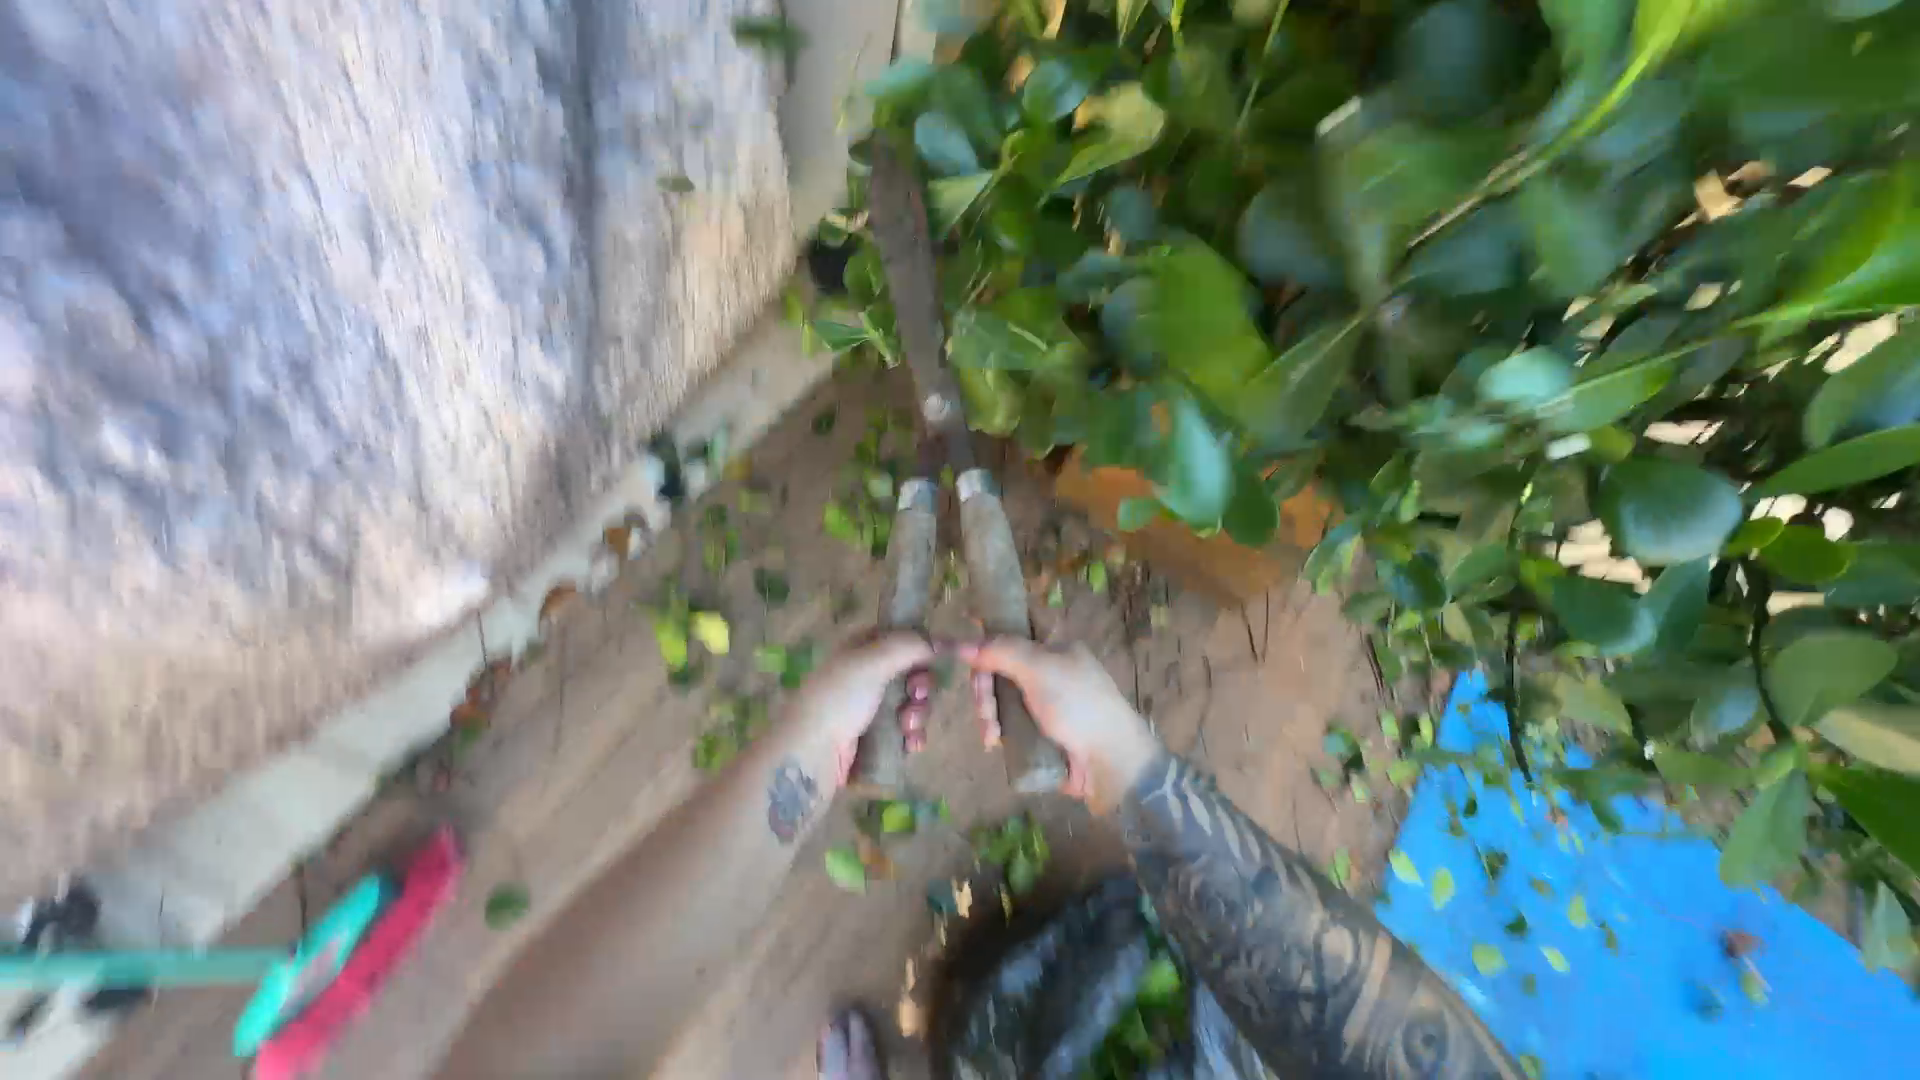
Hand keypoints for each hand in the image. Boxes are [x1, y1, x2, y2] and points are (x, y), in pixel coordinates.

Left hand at [786, 631, 934, 785]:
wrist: (809, 755)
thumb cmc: (838, 699)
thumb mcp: (873, 661)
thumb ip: (911, 645)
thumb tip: (946, 640)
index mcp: (860, 647)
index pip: (902, 636)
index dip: (923, 645)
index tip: (939, 657)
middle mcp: (865, 673)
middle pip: (913, 671)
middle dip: (921, 686)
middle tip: (915, 696)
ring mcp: (868, 706)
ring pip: (912, 702)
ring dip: (918, 714)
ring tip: (907, 728)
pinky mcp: (872, 736)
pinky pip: (905, 729)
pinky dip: (913, 735)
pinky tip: (911, 744)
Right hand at [958, 638, 1161, 812]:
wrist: (1110, 760)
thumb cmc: (1078, 705)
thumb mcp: (1039, 668)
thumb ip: (1000, 651)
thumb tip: (962, 643)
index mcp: (1055, 648)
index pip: (1011, 634)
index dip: (986, 641)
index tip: (961, 654)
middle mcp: (1049, 672)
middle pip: (1000, 669)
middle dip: (985, 691)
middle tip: (985, 713)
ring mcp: (1045, 704)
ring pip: (1001, 699)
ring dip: (989, 715)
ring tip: (992, 737)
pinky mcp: (1041, 732)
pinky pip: (1009, 724)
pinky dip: (999, 732)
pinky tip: (995, 744)